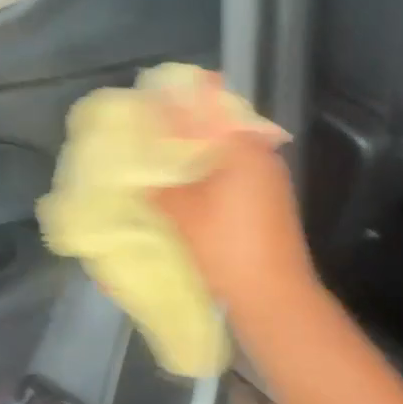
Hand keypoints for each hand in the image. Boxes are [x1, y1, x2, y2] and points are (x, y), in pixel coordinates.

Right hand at [148, 79, 317, 309]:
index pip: (202, 106)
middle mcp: (261, 155)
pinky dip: (203, 177)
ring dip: (189, 157)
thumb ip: (153, 178)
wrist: (272, 298)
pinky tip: (178, 191)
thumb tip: (130, 158)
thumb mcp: (177, 210)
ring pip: (220, 155)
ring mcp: (268, 181)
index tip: (138, 108)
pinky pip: (229, 176)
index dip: (168, 105)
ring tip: (152, 164)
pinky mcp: (267, 204)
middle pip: (212, 130)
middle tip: (140, 138)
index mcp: (242, 146)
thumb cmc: (224, 247)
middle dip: (177, 132)